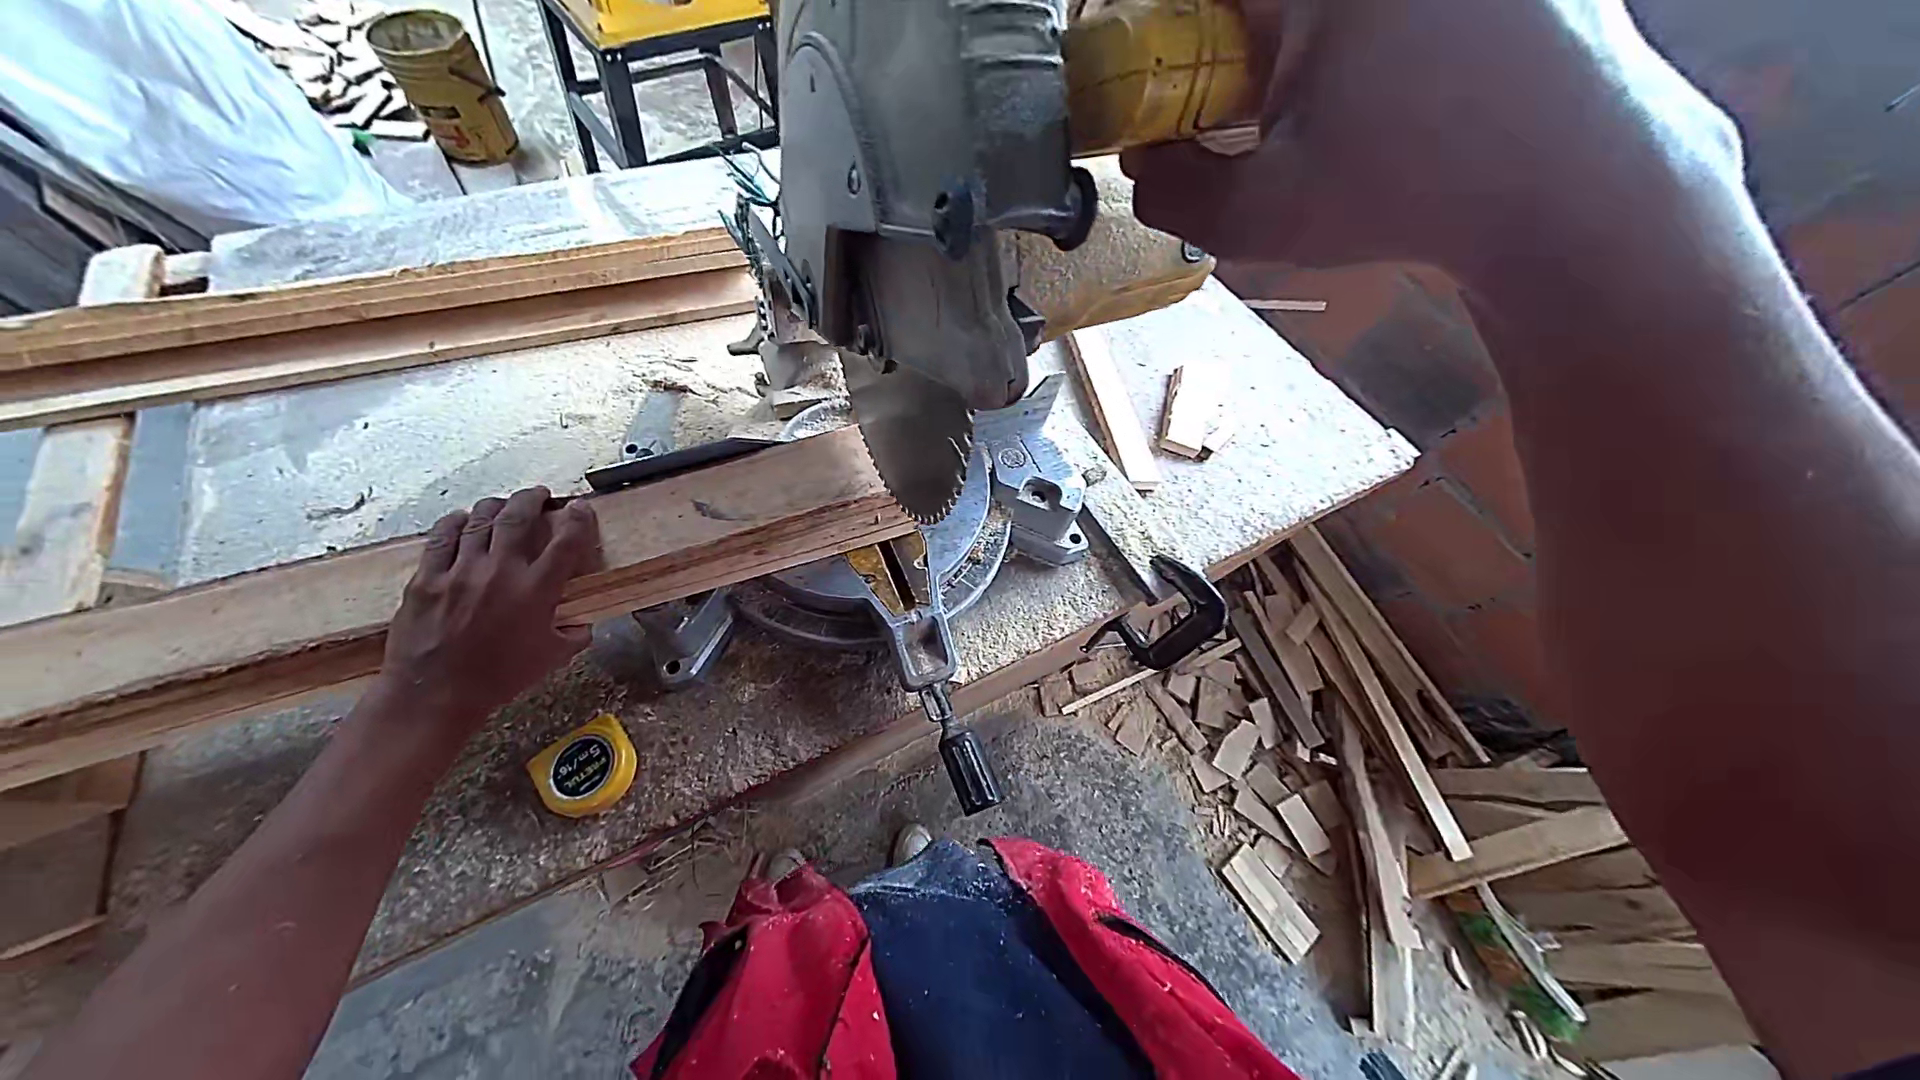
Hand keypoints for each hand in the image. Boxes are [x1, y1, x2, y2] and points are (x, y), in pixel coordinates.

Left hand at [376, 487, 602, 732]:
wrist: (434, 694)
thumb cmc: (500, 677)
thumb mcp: (553, 657)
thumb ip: (575, 633)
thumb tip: (583, 622)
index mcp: (536, 591)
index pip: (566, 541)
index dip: (578, 519)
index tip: (581, 508)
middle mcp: (499, 573)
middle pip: (518, 517)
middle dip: (531, 499)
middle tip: (539, 494)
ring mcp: (459, 572)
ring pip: (480, 520)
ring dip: (496, 505)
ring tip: (504, 503)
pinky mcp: (426, 578)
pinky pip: (442, 537)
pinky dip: (456, 521)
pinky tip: (463, 518)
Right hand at [1121, 0, 1744, 282]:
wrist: (1572, 181)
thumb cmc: (1408, 195)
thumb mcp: (1260, 216)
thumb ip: (1170, 192)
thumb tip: (1143, 159)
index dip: (1137, 29)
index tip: (1135, 80)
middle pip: (1245, 7)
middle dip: (1206, 49)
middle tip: (1207, 111)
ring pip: (1294, 14)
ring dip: (1268, 50)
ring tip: (1294, 110)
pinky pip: (1356, 18)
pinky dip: (1327, 46)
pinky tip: (1360, 89)